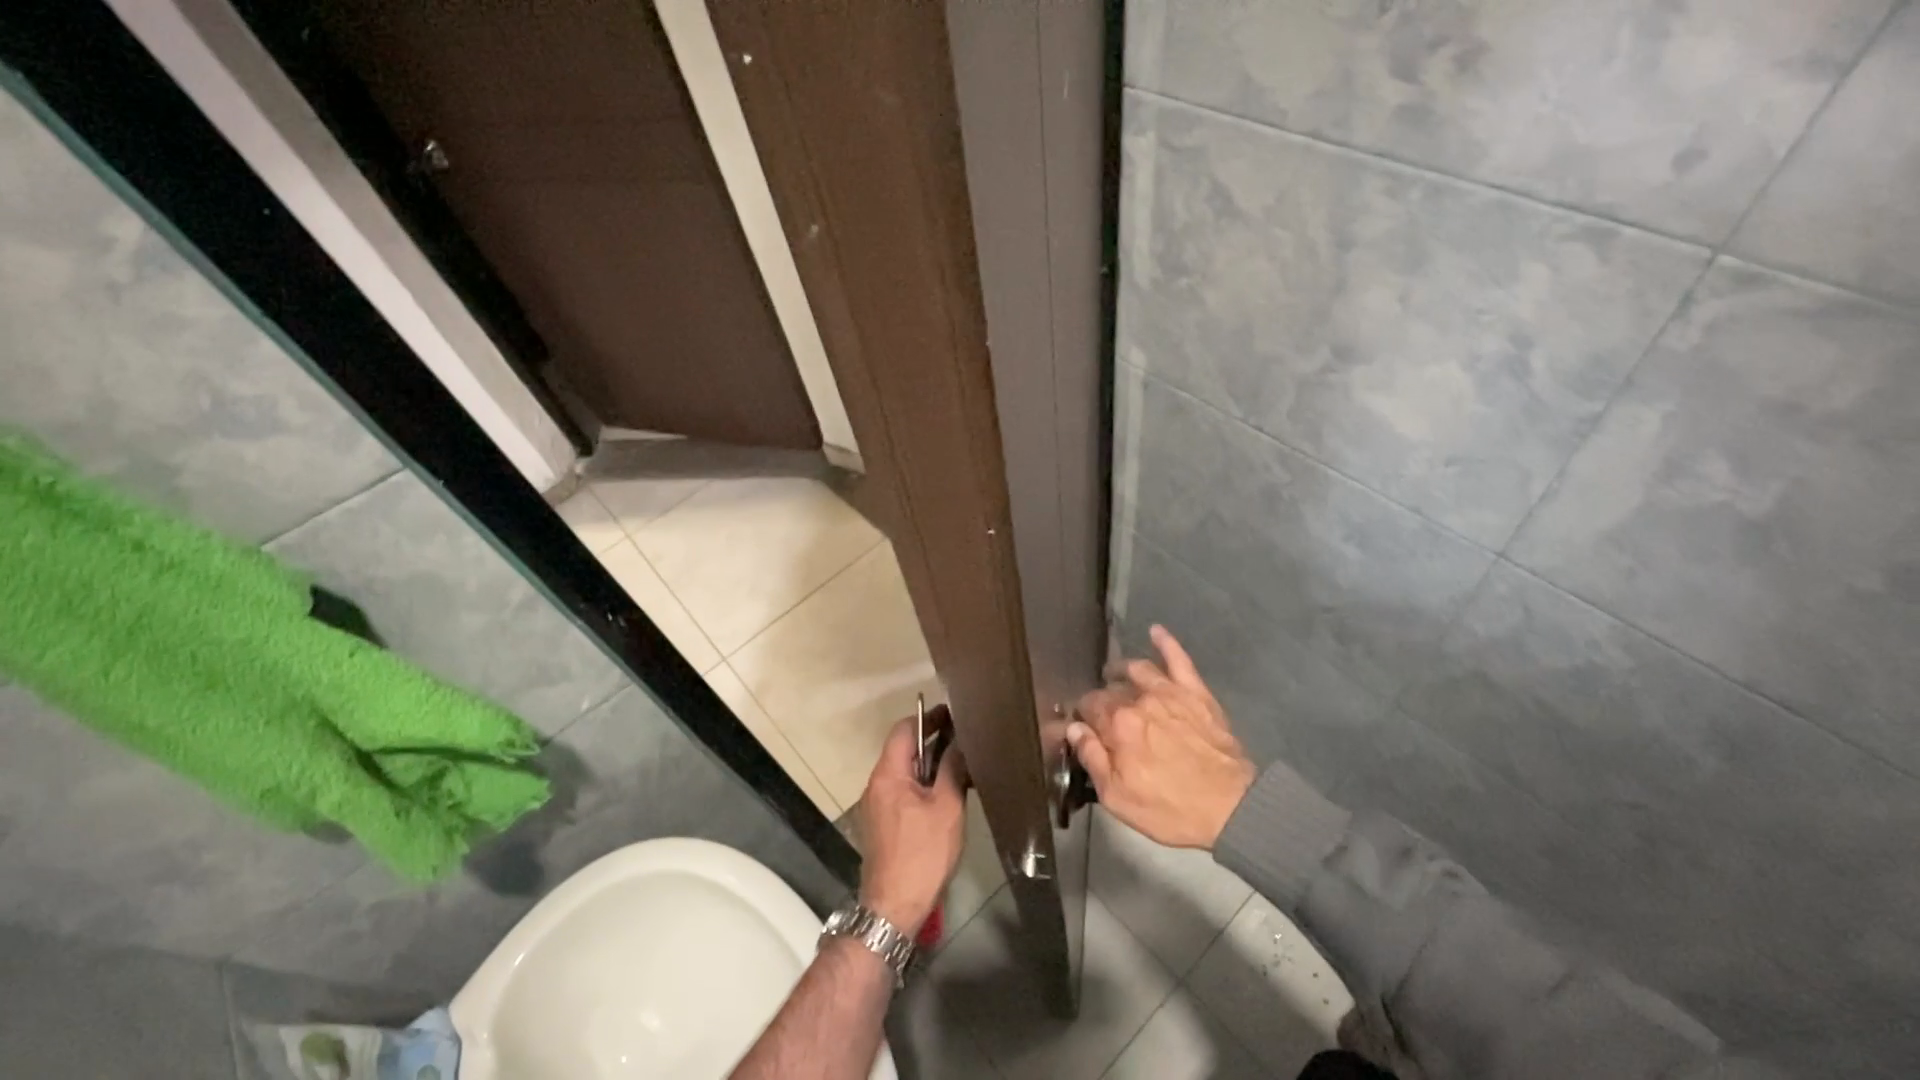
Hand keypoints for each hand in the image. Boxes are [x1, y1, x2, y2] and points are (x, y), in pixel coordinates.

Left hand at [857, 716, 967, 933]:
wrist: (894, 905)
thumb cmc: (923, 853)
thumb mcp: (946, 808)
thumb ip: (951, 770)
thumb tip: (958, 743)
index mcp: (888, 775)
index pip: (904, 730)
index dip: (928, 718)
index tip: (953, 715)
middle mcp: (875, 785)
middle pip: (901, 751)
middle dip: (930, 742)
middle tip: (962, 739)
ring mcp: (874, 806)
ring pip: (902, 773)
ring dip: (927, 766)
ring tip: (958, 765)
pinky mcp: (880, 825)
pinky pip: (900, 792)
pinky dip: (920, 786)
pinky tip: (943, 795)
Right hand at [1068, 625, 1255, 849]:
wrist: (1230, 808)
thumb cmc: (1168, 809)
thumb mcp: (1117, 797)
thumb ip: (1092, 759)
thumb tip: (1073, 729)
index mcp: (1117, 726)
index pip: (1089, 708)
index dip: (1082, 716)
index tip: (1082, 727)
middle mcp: (1139, 700)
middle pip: (1111, 690)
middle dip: (1102, 699)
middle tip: (1101, 713)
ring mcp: (1170, 693)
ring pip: (1138, 670)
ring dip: (1122, 670)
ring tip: (1115, 674)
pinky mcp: (1197, 693)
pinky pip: (1179, 660)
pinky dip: (1166, 643)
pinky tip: (1156, 631)